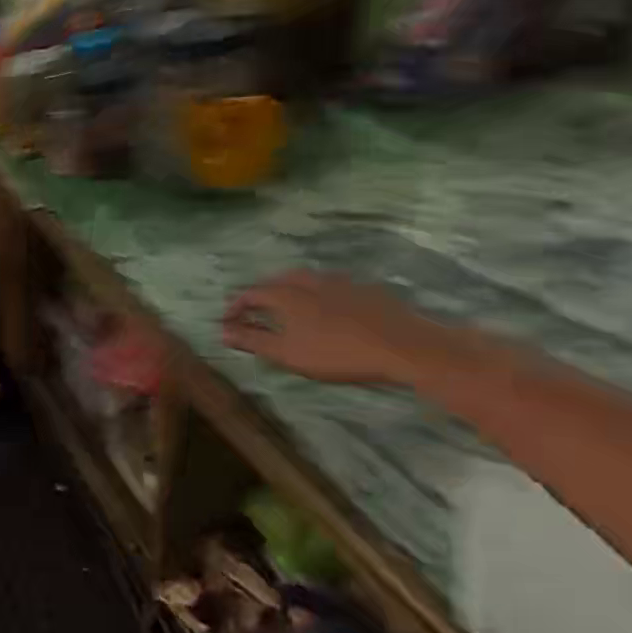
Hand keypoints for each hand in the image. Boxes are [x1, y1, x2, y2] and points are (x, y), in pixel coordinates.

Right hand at [221, 270, 445, 384]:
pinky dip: (323, 293)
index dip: (236, 306)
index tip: (228, 321)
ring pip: (310, 279)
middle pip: (280, 280)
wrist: (408, 348)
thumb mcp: (288, 353)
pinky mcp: (371, 292)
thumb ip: (253, 340)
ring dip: (293, 289)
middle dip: (263, 292)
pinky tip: (331, 308)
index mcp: (288, 296)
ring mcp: (344, 284)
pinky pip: (337, 286)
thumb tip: (223, 331)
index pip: (251, 294)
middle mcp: (311, 283)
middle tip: (257, 308)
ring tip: (291, 305)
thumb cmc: (338, 353)